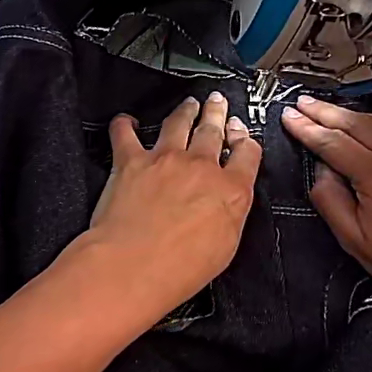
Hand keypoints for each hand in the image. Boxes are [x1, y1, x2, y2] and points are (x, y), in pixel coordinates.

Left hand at [81, 93, 262, 313]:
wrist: (133, 265)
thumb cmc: (177, 267)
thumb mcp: (226, 247)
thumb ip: (231, 215)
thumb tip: (230, 205)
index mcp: (230, 189)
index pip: (248, 154)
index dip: (246, 141)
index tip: (242, 136)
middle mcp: (200, 166)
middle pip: (213, 130)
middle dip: (217, 113)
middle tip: (218, 103)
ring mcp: (165, 159)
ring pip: (179, 122)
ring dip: (185, 110)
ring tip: (189, 104)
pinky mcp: (131, 161)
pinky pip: (125, 134)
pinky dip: (124, 124)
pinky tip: (126, 120)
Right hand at [281, 95, 371, 332]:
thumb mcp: (360, 246)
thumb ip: (332, 203)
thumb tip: (321, 175)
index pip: (333, 142)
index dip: (307, 128)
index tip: (291, 117)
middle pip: (358, 123)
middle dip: (326, 111)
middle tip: (304, 104)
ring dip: (354, 114)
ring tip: (332, 111)